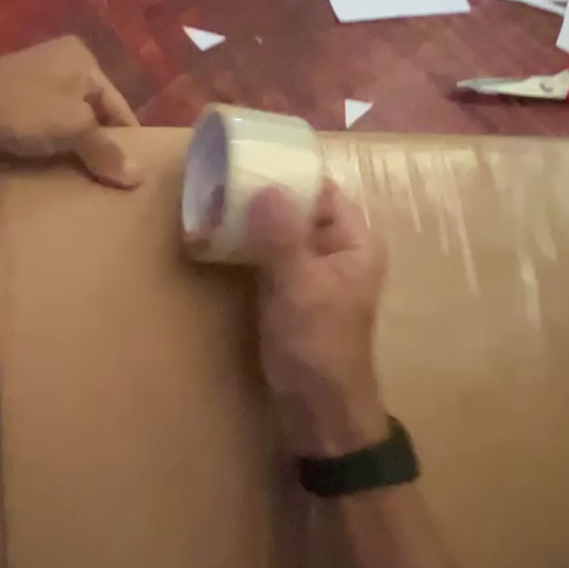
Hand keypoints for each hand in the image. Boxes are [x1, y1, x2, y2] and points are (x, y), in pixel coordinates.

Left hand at [0, 37, 140, 186]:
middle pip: (93, 112)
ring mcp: (31, 82)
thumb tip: (139, 176)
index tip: (136, 173)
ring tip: (86, 181)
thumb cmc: (22, 111)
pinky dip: (51, 149)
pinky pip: (43, 129)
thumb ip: (106, 151)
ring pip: (67, 123)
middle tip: (111, 181)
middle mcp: (58, 62)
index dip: (128, 139)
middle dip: (100, 145)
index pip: (118, 103)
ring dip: (74, 150)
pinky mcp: (9, 102)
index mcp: (80, 57)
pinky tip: (55, 171)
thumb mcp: (74, 128)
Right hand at [245, 180, 389, 456]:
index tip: (251, 158)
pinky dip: (248, 245)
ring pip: (281, 233)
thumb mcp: (300, 287)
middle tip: (221, 180)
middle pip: (300, 210)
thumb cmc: (318, 346)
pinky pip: (269, 257)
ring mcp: (312, 274)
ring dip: (252, 220)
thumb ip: (282, 237)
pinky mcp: (290, 294)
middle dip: (264, 195)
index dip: (291, 173)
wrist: (318, 409)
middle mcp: (336, 252)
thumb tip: (263, 187)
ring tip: (214, 202)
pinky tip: (219, 237)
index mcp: (355, 243)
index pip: (324, 192)